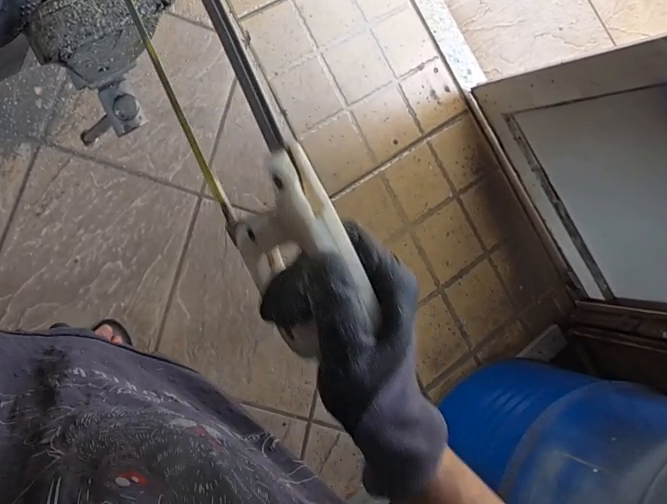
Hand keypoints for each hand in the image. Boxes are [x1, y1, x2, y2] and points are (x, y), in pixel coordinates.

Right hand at [260, 223, 445, 499]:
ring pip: (324, 266)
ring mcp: (373, 290)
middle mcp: (385, 276)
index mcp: (392, 279)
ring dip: (296, 286)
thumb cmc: (371, 394)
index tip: (282, 274)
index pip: (347, 238)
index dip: (311, 245)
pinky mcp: (360, 305)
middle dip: (298, 271)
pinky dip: (302, 298)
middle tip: (274, 304)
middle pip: (332, 249)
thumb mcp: (351, 352)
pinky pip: (324, 285)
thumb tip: (318, 260)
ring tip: (279, 317)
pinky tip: (292, 322)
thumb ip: (337, 304)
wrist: (387, 428)